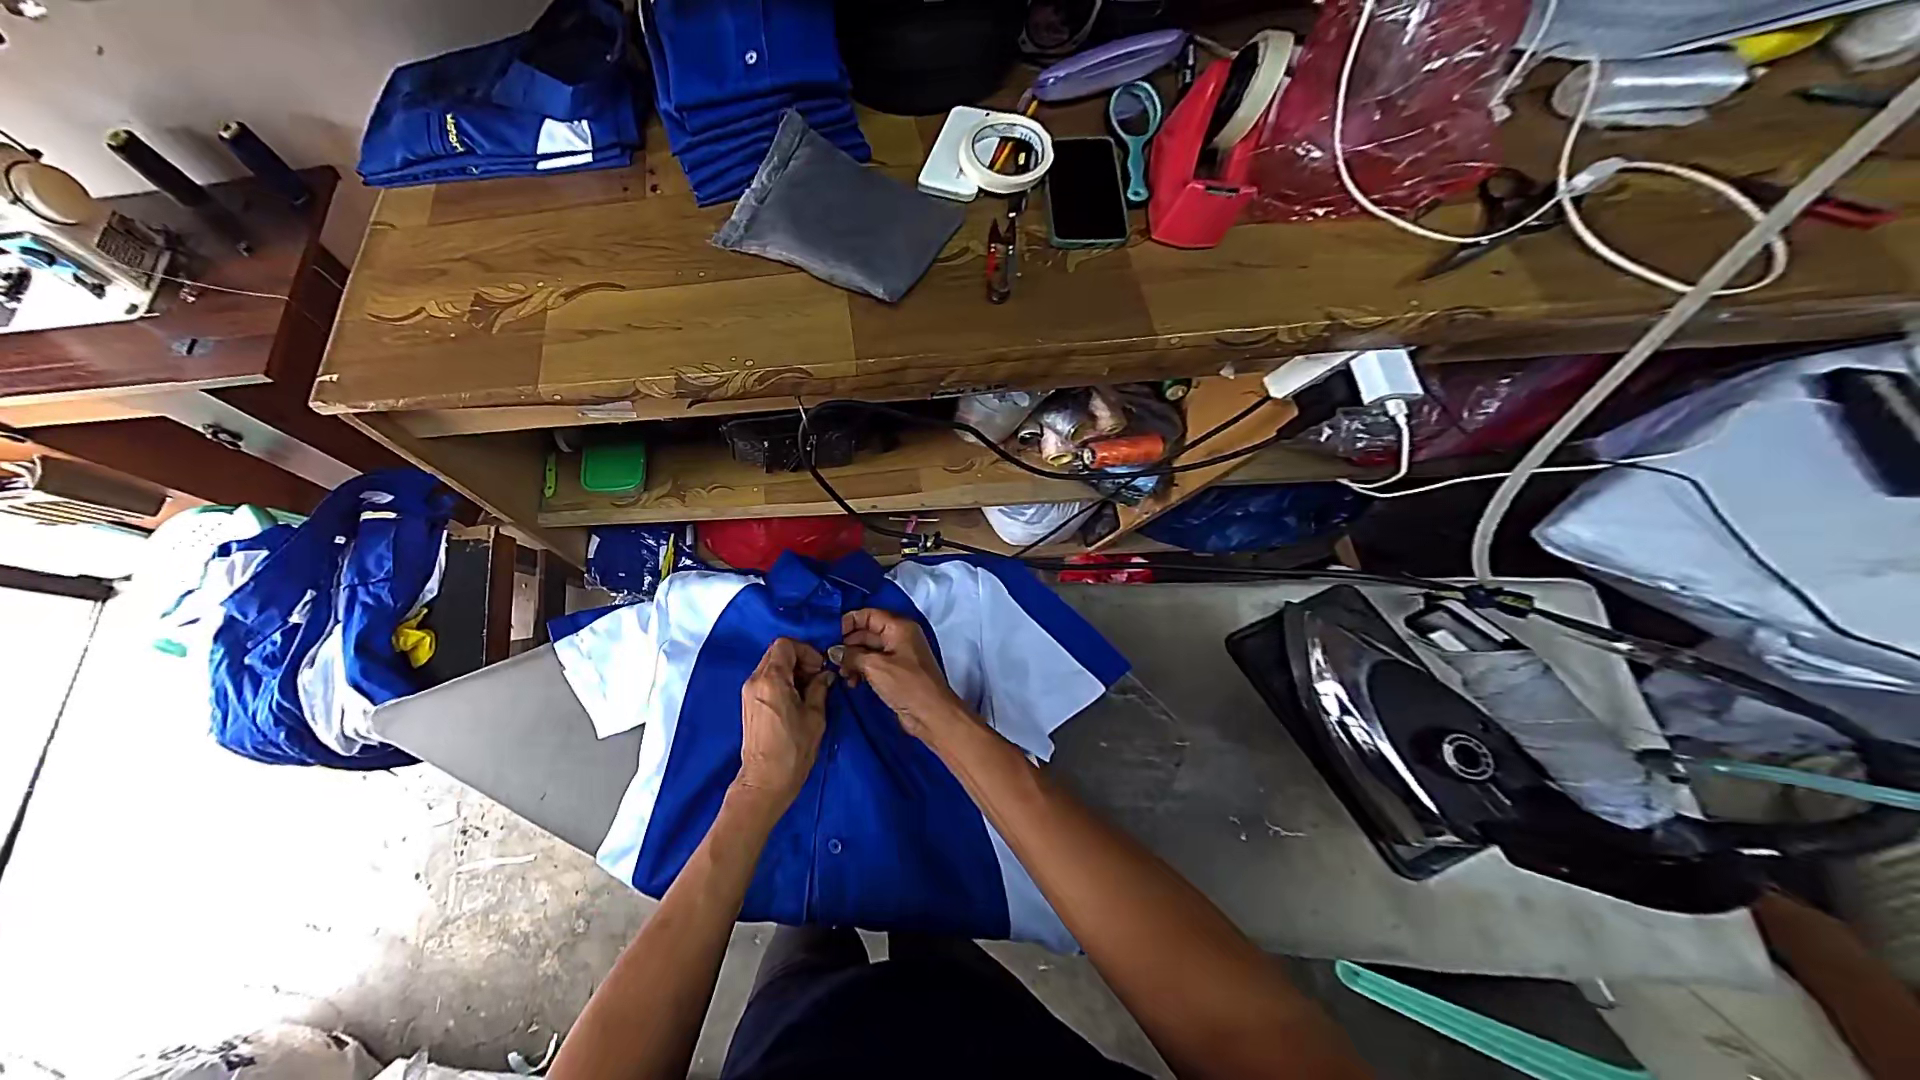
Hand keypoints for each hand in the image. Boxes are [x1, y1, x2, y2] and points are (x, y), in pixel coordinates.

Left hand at [735, 638, 831, 807]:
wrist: (765, 781)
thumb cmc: (793, 749)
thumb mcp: (815, 716)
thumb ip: (819, 688)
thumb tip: (824, 675)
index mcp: (771, 679)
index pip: (785, 645)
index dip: (806, 651)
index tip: (820, 668)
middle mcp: (755, 680)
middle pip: (777, 652)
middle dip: (800, 659)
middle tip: (816, 678)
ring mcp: (748, 692)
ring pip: (771, 665)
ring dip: (791, 670)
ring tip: (808, 691)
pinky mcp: (748, 704)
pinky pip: (766, 679)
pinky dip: (782, 681)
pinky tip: (796, 700)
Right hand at [838, 609, 968, 743]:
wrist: (931, 714)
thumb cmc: (907, 685)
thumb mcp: (876, 667)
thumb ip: (852, 655)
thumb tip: (833, 651)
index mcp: (899, 627)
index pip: (869, 615)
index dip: (848, 622)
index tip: (829, 635)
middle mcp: (899, 637)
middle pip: (867, 632)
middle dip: (848, 644)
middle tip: (830, 658)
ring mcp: (898, 655)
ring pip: (868, 650)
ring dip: (853, 660)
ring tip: (841, 673)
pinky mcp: (896, 672)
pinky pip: (874, 664)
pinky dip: (861, 670)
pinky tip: (851, 682)